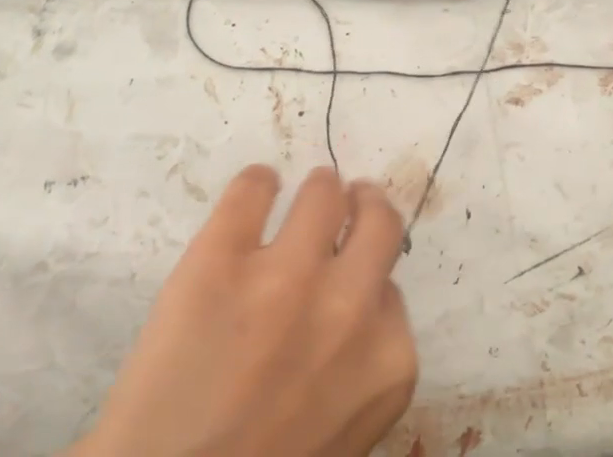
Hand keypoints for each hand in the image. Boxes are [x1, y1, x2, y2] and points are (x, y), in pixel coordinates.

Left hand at [68, 166, 417, 456]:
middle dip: (366, 208)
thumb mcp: (344, 429)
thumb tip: (354, 302)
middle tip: (351, 201)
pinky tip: (258, 188)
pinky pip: (253, 189)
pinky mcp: (221, 257)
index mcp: (387, 360)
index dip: (367, 279)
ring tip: (304, 195)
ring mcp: (286, 275)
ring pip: (323, 193)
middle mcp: (349, 306)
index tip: (348, 274)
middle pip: (379, 222)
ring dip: (319, 190)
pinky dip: (258, 183)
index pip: (391, 289)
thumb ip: (361, 364)